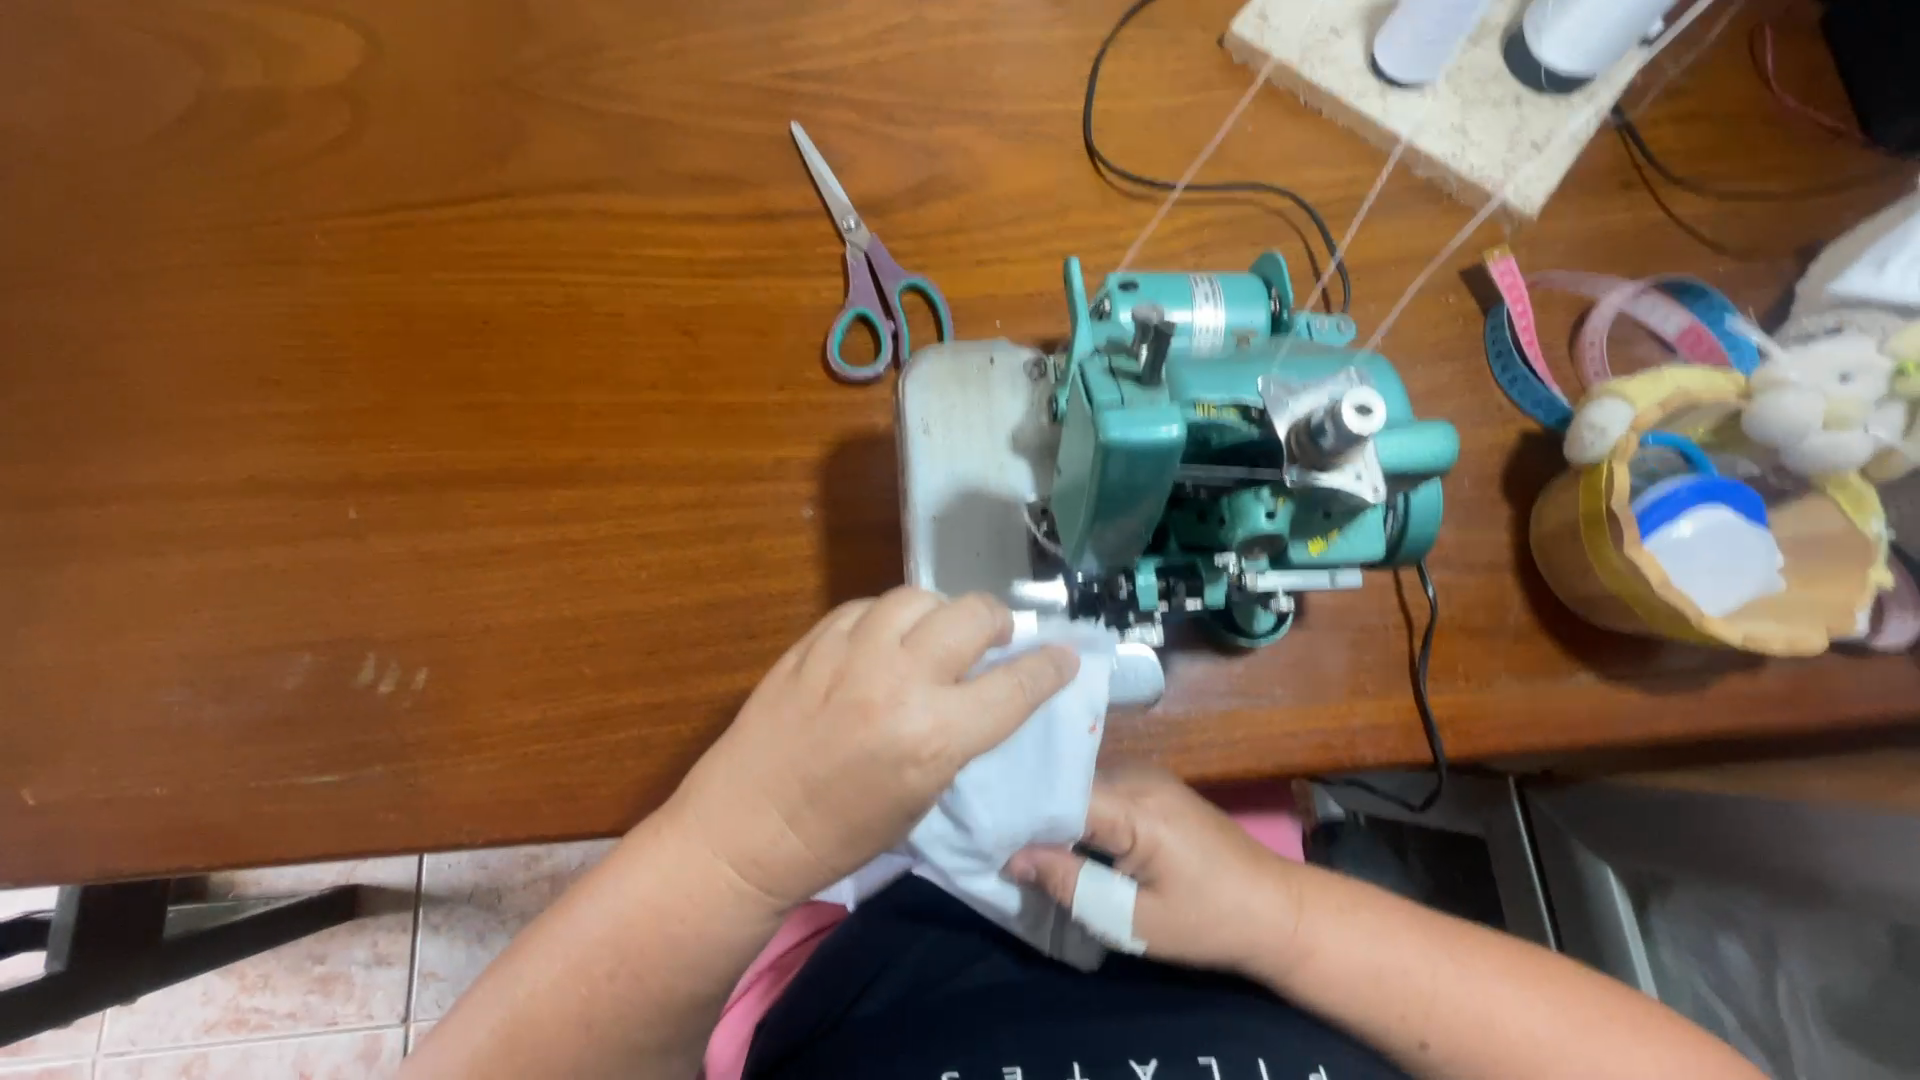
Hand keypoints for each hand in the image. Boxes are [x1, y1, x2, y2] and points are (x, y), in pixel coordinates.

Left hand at [669, 587, 1079, 912]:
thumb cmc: (843, 833)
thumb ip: (960, 735)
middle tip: (994, 638)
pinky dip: (888, 618)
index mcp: (934, 737)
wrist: (749, 825)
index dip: (1049, 668)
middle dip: (996, 622)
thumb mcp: (924, 796)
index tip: (1063, 656)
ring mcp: (851, 653)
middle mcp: (899, 682)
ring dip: (939, 612)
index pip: (1014, 686)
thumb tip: (986, 692)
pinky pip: (868, 607)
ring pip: (918, 597)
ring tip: (937, 633)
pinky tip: (885, 639)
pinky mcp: (814, 641)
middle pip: (972, 615)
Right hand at [1006, 766, 1301, 975]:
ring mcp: (1149, 777)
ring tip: (1015, 831)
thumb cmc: (1208, 922)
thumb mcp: (1134, 920)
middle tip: (990, 831)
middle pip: (1067, 782)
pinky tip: (1058, 831)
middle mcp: (1139, 777)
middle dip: (1031, 808)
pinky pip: (1101, 789)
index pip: (1060, 793)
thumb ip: (1072, 884)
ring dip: (1052, 808)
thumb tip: (1012, 859)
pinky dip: (1076, 808)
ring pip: (1081, 783)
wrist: (1277, 910)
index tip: (983, 828)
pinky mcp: (1154, 787)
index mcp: (1136, 808)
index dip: (1020, 810)